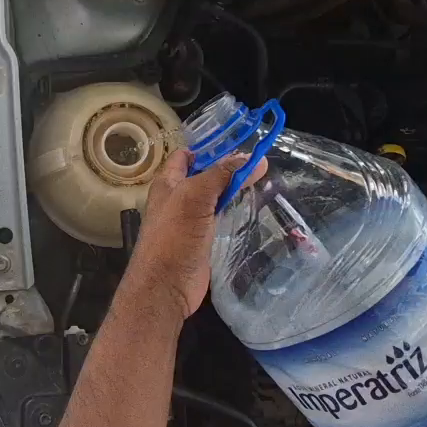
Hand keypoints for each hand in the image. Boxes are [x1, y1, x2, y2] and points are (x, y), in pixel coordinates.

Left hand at [120, 149, 264, 319]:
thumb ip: (220, 175)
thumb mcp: (195, 197)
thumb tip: (252, 157)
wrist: (166, 286)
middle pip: (203, 174)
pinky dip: (232, 207)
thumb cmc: (174, 236)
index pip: (187, 154)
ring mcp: (189, 219)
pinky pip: (218, 215)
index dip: (209, 146)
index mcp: (167, 182)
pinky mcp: (201, 238)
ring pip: (213, 195)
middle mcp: (177, 197)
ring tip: (261, 175)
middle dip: (226, 166)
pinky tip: (249, 203)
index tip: (238, 140)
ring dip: (231, 186)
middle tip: (257, 158)